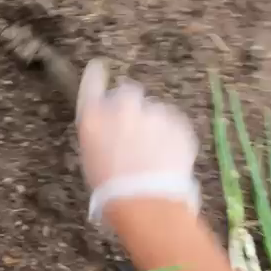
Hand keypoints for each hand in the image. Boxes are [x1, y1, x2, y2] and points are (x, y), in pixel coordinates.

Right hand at [76, 59, 199, 224]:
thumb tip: (109, 125)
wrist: (146, 202)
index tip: (98, 68)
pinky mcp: (177, 122)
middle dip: (131, 105)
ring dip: (152, 124)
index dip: (96, 76)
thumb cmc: (111, 190)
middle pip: (127, 93)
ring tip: (152, 154)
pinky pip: (173, 124)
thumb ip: (99, 132)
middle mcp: (122, 108)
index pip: (92, 85)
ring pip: (153, 110)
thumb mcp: (92, 159)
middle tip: (133, 130)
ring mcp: (152, 113)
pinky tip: (165, 158)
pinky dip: (170, 135)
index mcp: (94, 118)